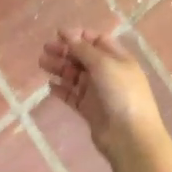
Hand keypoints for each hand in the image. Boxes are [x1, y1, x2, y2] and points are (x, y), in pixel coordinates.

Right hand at [40, 28, 165, 162]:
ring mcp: (98, 92)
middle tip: (46, 49)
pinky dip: (61, 89)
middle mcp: (108, 73)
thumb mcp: (104, 64)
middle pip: (83, 57)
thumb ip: (84, 49)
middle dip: (65, 51)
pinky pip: (72, 95)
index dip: (79, 36)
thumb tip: (68, 34)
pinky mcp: (89, 110)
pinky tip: (50, 86)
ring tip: (42, 63)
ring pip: (75, 75)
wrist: (129, 136)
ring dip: (59, 68)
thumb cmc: (121, 93)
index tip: (59, 34)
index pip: (97, 40)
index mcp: (117, 59)